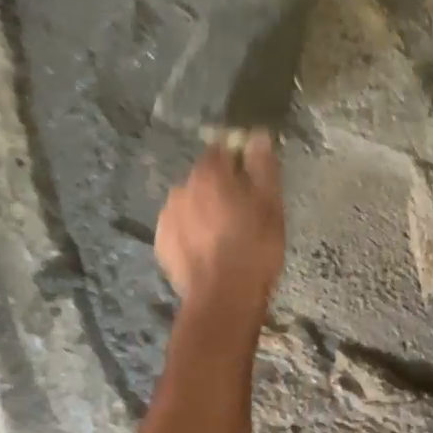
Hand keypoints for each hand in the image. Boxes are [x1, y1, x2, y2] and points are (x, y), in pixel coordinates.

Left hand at [155, 131, 285, 321]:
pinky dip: (191, 234)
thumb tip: (257, 135)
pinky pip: (180, 229)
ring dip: (203, 212)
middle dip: (220, 189)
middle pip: (203, 179)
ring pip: (189, 204)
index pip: (221, 150)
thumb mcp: (271, 205)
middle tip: (242, 214)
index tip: (252, 180)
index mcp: (209, 174)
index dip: (237, 161)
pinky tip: (207, 252)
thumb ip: (262, 166)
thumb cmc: (255, 249)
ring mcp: (167, 216)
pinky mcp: (161, 243)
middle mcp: (181, 188)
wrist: (223, 298)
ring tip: (224, 237)